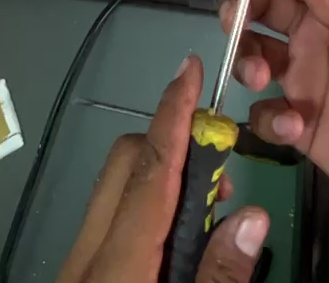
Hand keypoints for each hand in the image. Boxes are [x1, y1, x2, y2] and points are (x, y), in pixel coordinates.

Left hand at [54, 55, 270, 282]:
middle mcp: (85, 256)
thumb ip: (220, 276)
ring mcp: (76, 267)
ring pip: (114, 188)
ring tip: (210, 213)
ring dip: (163, 179)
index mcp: (115, 266)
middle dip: (172, 142)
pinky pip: (108, 218)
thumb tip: (252, 216)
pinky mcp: (79, 278)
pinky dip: (146, 209)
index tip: (190, 67)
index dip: (173, 114)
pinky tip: (179, 241)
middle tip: (221, 164)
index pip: (149, 169)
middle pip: (125, 162)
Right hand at [222, 0, 328, 224]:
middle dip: (241, 7)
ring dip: (245, 58)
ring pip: (254, 57)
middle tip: (234, 18)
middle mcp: (313, 39)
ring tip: (258, 74)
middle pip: (262, 11)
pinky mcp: (299, 127)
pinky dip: (268, 118)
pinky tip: (294, 127)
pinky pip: (265, 115)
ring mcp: (303, 82)